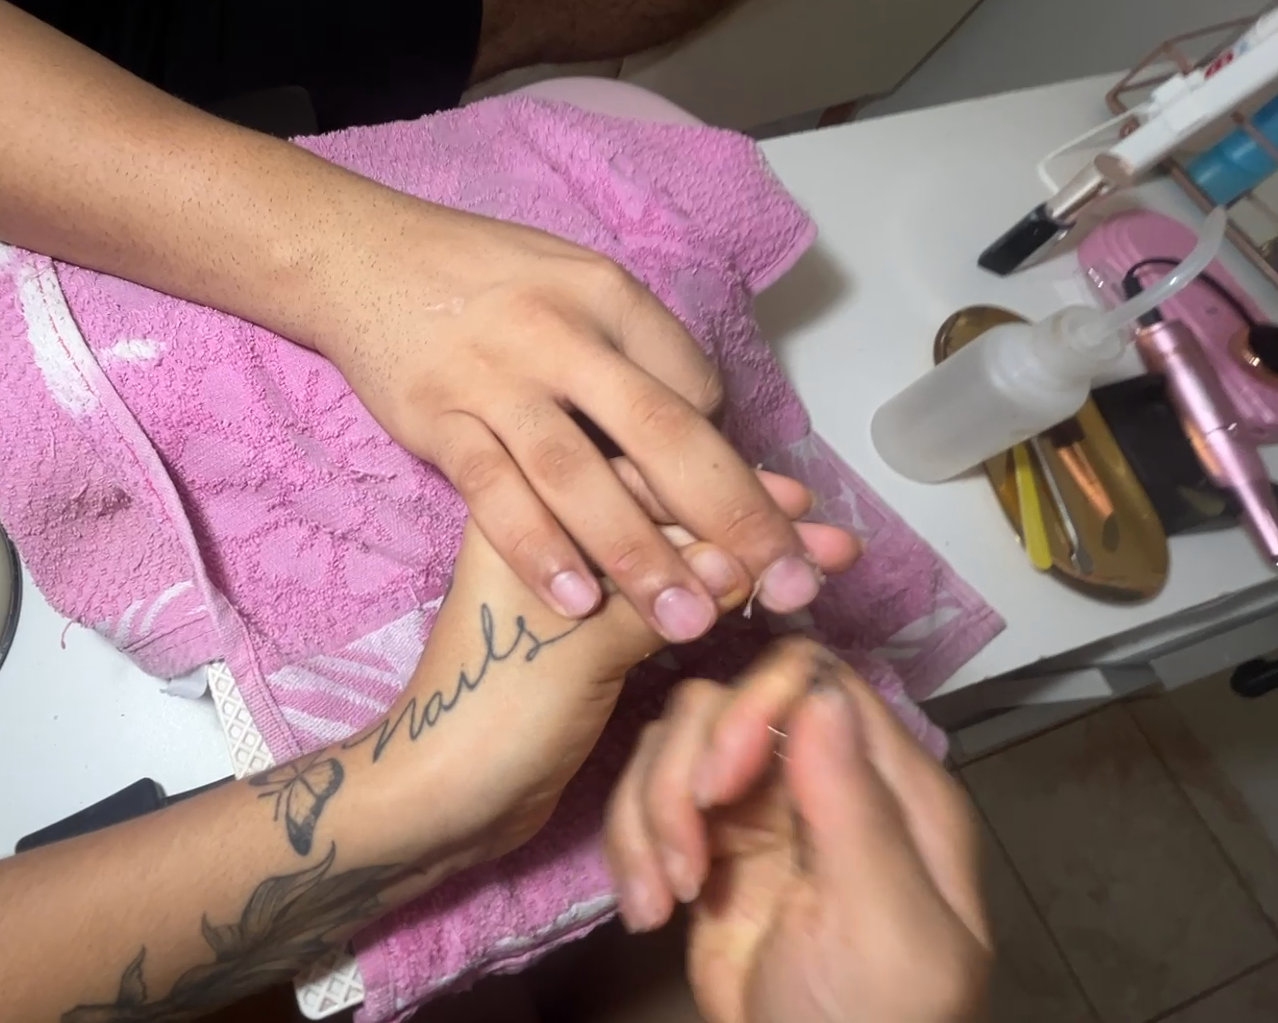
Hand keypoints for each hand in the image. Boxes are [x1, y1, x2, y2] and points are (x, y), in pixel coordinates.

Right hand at [315, 211, 847, 643]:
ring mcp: (495, 378)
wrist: (364, 255)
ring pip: (577, 472)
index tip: (739, 517)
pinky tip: (573, 599)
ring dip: (637, 550)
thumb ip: (621, 340)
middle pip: (661, 432)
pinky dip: (535, 545)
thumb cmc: (473, 270)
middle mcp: (560, 334)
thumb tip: (681, 409)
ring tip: (687, 618)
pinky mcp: (439, 417)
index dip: (724, 458)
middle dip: (732, 514)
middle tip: (789, 582)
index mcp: (605, 293)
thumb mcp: (566, 276)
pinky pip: (493, 489)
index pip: (693, 385)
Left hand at [362, 496, 858, 874]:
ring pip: (666, 558)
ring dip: (738, 561)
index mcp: (520, 513)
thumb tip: (750, 557)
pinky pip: (658, 598)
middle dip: (743, 528)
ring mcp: (569, 582)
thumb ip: (660, 599)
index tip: (802, 506)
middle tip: (829, 540)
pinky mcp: (587, 628)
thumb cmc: (496, 710)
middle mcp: (545, 533)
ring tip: (820, 563)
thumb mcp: (579, 648)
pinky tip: (763, 594)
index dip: (719, 497)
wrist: (449, 794)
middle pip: (657, 516)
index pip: (634, 484)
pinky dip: (711, 598)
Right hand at [603, 639, 989, 1022]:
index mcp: (884, 779)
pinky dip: (629, 843)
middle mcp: (813, 768)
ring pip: (667, 740)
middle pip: (719, 701)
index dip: (752, 705)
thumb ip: (858, 807)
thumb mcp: (884, 928)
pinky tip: (648, 907)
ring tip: (663, 897)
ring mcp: (751, 796)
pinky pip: (638, 790)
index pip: (809, 677)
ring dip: (649, 817)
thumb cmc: (863, 1018)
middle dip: (683, 776)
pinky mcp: (697, 825)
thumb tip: (818, 690)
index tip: (720, 781)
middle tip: (686, 859)